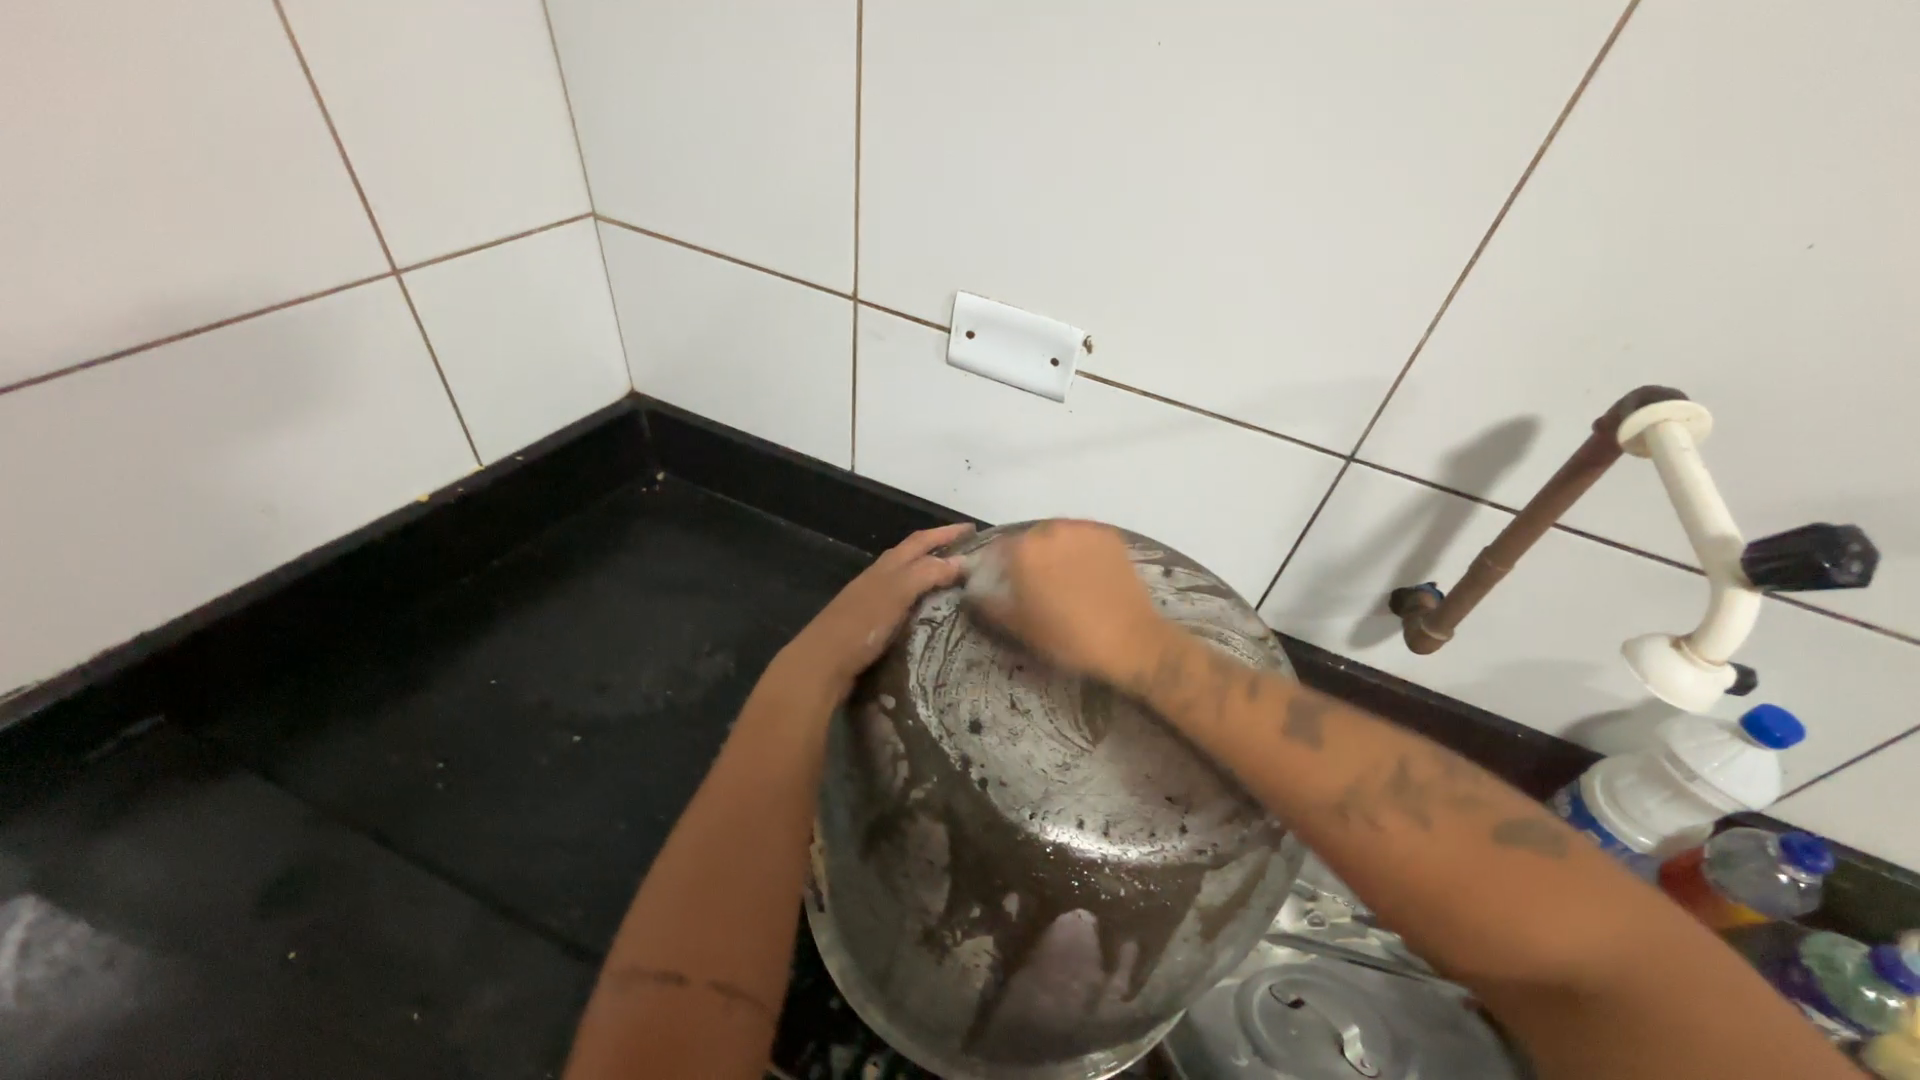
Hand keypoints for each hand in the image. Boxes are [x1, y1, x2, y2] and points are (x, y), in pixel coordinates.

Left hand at [776, 523, 974, 696]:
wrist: (823, 662)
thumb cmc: (861, 623)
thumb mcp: (897, 592)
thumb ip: (928, 573)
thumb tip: (962, 560)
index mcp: (887, 565)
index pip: (921, 540)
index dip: (946, 532)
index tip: (974, 529)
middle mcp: (880, 578)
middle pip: (913, 556)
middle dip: (940, 550)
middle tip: (970, 556)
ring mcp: (874, 601)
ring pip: (909, 580)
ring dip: (932, 576)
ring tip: (958, 585)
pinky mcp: (872, 625)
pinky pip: (904, 605)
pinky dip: (922, 602)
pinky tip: (932, 616)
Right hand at [966, 520, 1174, 683]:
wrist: (1130, 640)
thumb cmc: (1068, 638)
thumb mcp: (1019, 627)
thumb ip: (989, 603)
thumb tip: (974, 591)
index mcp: (1023, 550)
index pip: (996, 551)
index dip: (994, 569)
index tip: (999, 587)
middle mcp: (1051, 529)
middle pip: (1027, 541)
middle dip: (1025, 559)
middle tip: (1033, 587)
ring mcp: (1083, 529)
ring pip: (1056, 536)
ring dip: (1052, 553)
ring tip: (1061, 580)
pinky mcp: (1109, 535)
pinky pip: (1083, 539)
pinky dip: (1078, 551)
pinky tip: (1085, 574)